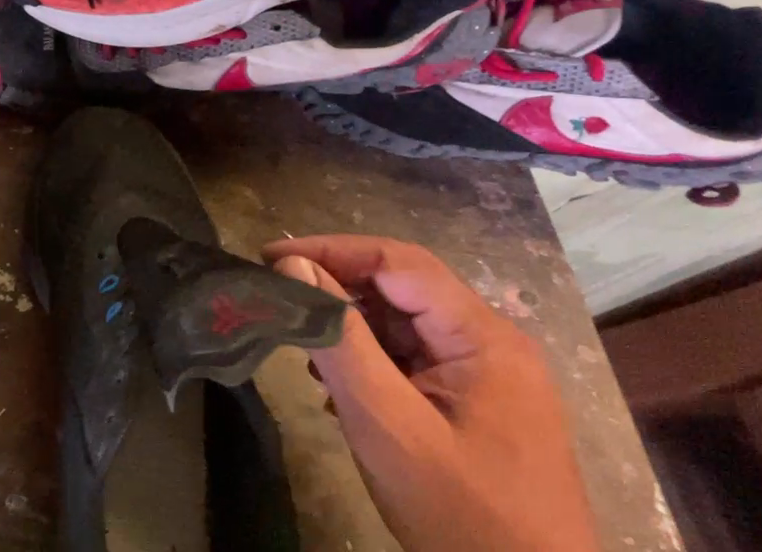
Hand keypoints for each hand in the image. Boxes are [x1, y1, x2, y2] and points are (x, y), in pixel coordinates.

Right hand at [263, 236, 598, 551]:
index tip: (268, 258)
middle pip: (401, 288)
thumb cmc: (462, 512)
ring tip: (303, 350)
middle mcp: (492, 343)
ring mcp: (488, 376)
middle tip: (277, 299)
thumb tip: (294, 265)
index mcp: (483, 337)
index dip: (329, 250)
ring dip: (349, 328)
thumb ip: (339, 339)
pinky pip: (413, 358)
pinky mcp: (478, 405)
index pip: (397, 261)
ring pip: (403, 324)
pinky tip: (338, 386)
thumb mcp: (387, 422)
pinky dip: (370, 360)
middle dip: (335, 288)